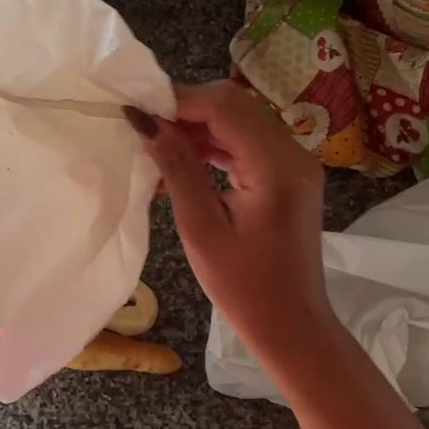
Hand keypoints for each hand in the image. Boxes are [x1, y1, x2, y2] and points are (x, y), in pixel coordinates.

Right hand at [124, 81, 335, 359]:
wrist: (292, 326)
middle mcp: (292, 153)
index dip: (176, 101)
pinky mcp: (285, 174)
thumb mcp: (202, 228)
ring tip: (155, 145)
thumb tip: (146, 122)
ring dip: (195, 124)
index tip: (135, 114)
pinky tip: (180, 160)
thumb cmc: (245, 286)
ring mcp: (293, 162)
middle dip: (184, 108)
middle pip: (233, 103)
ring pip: (237, 118)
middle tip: (143, 128)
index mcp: (276, 166)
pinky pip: (244, 139)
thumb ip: (177, 168)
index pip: (223, 107)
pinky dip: (211, 142)